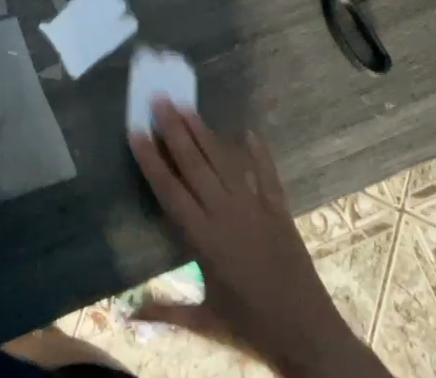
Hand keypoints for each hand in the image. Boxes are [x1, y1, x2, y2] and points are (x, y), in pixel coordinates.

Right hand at [129, 102, 380, 376]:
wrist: (308, 335)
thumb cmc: (250, 327)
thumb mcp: (203, 321)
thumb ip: (164, 312)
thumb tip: (127, 317)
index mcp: (203, 239)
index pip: (169, 190)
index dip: (151, 160)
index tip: (136, 130)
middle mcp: (226, 215)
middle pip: (195, 165)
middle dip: (174, 131)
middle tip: (160, 100)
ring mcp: (256, 210)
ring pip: (225, 163)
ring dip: (205, 134)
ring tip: (188, 107)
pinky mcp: (280, 213)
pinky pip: (267, 177)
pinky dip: (259, 154)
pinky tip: (249, 132)